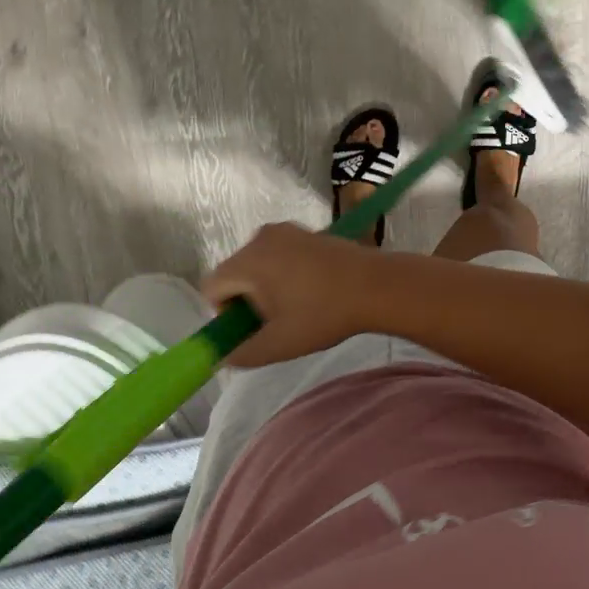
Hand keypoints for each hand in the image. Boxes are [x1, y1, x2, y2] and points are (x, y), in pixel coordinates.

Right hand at [200, 222, 381, 366]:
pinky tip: (310, 291)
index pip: (212, 287)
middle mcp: (259, 237)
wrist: (377, 285)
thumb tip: (223, 357)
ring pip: (256, 264)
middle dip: (246, 299)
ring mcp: (285, 230)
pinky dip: (283, 273)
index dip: (224, 313)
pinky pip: (277, 254)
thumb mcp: (280, 344)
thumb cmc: (324, 314)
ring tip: (296, 307)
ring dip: (265, 287)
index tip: (252, 327)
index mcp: (248, 261)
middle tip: (276, 321)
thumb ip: (243, 353)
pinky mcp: (305, 231)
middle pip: (233, 273)